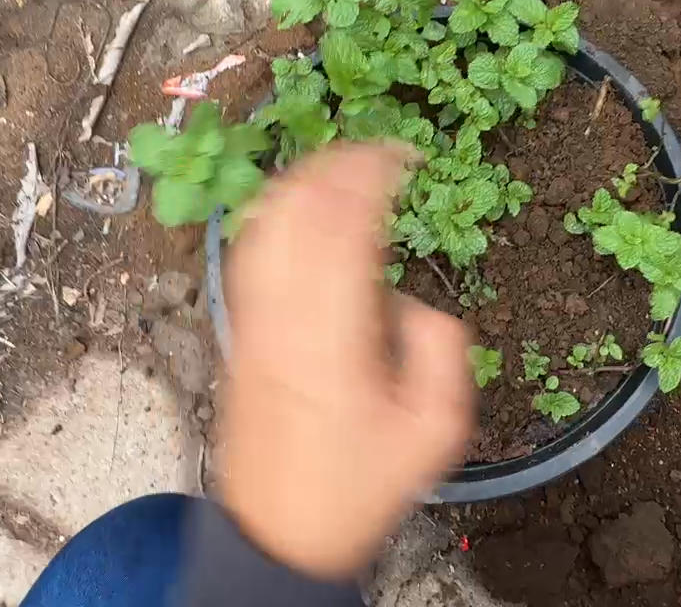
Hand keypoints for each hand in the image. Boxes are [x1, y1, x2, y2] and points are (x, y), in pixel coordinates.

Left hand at [215, 143, 473, 580]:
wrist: (278, 533)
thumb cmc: (357, 484)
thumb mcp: (435, 431)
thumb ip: (442, 353)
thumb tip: (419, 306)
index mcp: (336, 337)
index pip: (347, 226)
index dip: (373, 176)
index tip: (402, 154)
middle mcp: (287, 317)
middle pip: (303, 211)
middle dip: (342, 163)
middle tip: (380, 148)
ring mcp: (253, 322)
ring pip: (268, 223)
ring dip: (304, 178)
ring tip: (341, 158)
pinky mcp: (238, 331)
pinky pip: (248, 252)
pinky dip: (271, 210)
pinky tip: (291, 197)